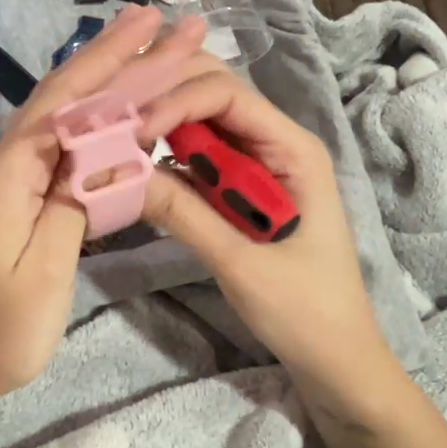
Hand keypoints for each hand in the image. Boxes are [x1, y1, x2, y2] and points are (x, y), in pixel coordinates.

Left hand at [0, 6, 209, 433]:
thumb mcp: (43, 270)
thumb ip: (74, 201)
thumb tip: (104, 151)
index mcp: (10, 168)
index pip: (72, 101)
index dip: (119, 63)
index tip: (161, 29)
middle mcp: (3, 156)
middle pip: (65, 93)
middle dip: (114, 53)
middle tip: (162, 17)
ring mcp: (7, 171)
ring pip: (61, 110)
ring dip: (104, 74)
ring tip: (146, 40)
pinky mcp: (16, 189)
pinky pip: (59, 139)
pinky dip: (93, 113)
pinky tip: (114, 101)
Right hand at [138, 55, 396, 394]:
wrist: (337, 360)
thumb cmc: (305, 312)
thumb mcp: (241, 264)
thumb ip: (183, 213)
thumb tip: (117, 170)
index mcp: (291, 149)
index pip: (226, 94)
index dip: (175, 101)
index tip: (131, 131)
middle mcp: (271, 140)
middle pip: (210, 87)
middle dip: (160, 92)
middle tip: (109, 115)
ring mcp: (252, 160)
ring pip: (196, 112)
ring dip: (155, 114)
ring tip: (109, 128)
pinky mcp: (233, 183)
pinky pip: (191, 147)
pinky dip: (158, 145)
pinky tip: (126, 152)